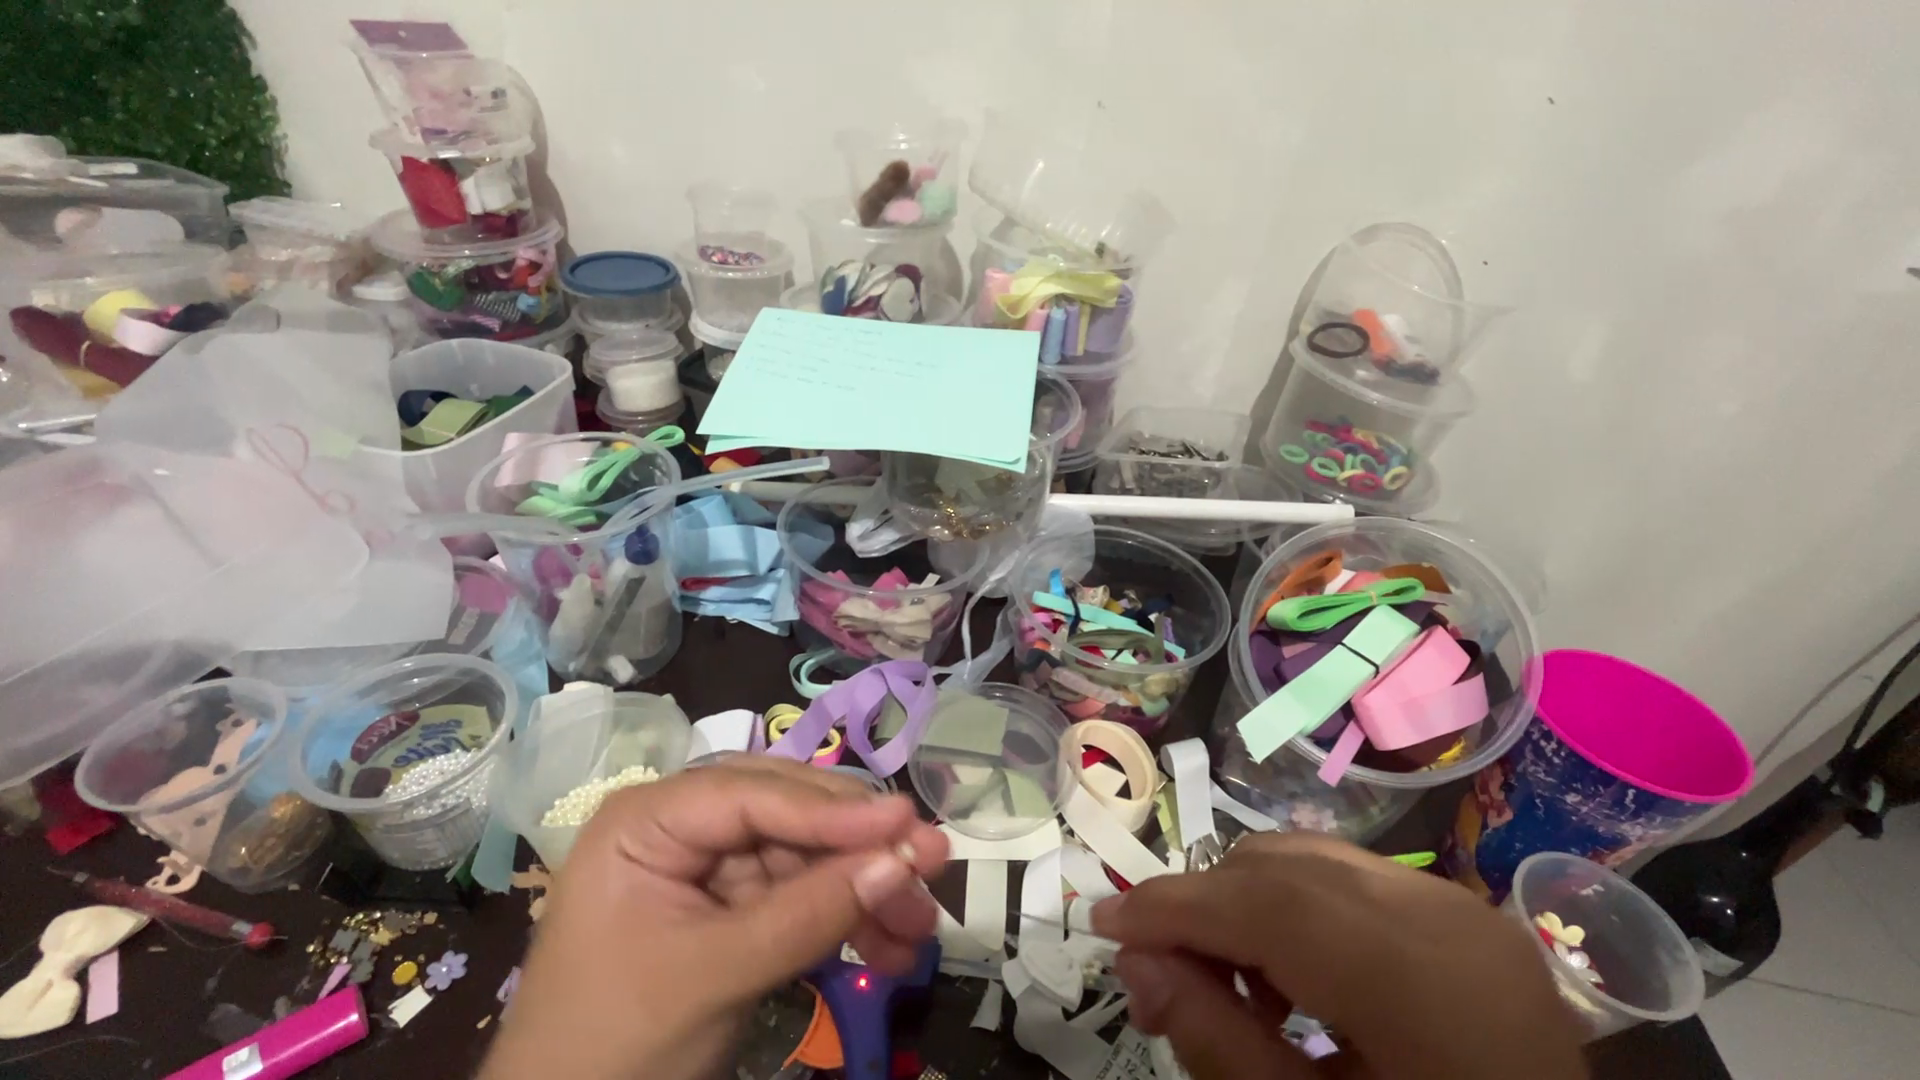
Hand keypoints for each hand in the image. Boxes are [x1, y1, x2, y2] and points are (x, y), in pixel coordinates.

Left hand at [481, 757, 948, 1079]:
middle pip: (788, 816)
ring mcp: (709, 869)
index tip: (907, 823)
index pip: (754, 794)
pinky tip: (892, 947)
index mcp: (650, 819)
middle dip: (858, 847)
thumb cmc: (613, 1044)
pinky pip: (799, 899)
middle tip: (933, 863)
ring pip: (804, 857)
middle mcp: (682, 828)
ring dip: (863, 889)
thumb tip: (901, 862)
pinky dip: (844, 921)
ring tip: (921, 925)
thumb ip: (809, 914)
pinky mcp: (730, 910)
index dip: (835, 809)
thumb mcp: (714, 975)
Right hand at [1091, 831, 1586, 1079]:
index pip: (1269, 906)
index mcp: (1425, 982)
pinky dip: (1292, 910)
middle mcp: (1444, 916)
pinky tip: (1290, 981)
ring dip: (1242, 903)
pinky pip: (1346, 880)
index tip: (1104, 925)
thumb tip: (1138, 961)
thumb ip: (1221, 1046)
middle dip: (1201, 906)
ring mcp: (1461, 908)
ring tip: (1226, 984)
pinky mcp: (1463, 914)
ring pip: (1308, 861)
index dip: (1175, 907)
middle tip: (1156, 974)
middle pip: (1282, 869)